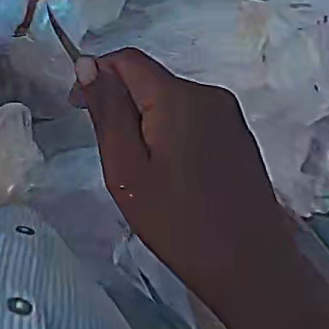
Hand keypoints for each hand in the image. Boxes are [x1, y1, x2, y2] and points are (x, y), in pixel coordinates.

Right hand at [81, 48, 279, 271]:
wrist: (251, 269)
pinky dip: (167, 132)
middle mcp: (207, 94)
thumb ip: (107, 110)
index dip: (95, 75)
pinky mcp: (237, 135)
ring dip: (142, 120)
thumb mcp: (125, 167)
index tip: (78, 110)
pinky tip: (168, 173)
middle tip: (110, 154)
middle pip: (148, 79)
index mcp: (178, 96)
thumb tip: (86, 64)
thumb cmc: (177, 222)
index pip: (126, 59)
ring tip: (139, 170)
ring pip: (167, 99)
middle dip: (119, 103)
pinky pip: (189, 117)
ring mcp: (228, 114)